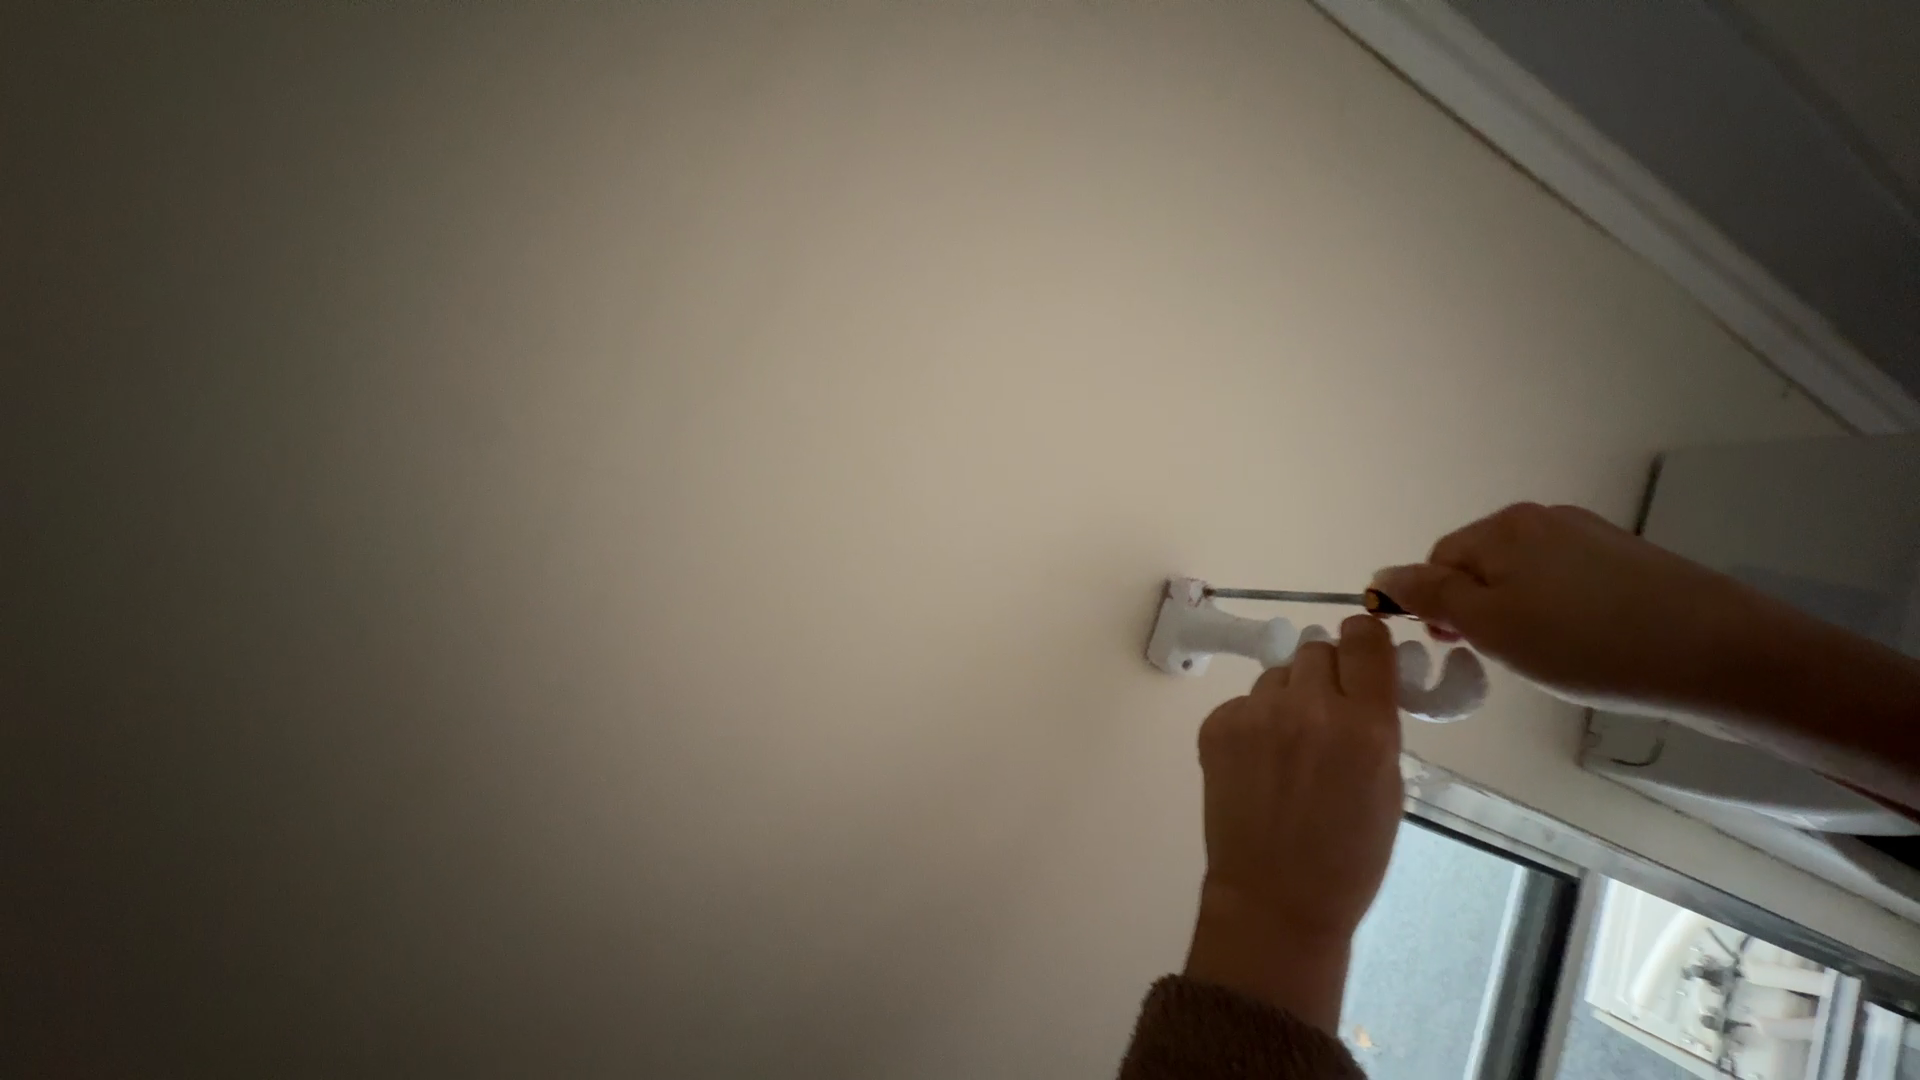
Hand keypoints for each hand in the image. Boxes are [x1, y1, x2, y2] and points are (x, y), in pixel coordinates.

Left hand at [1183, 615, 1403, 1033]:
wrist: (1276, 896)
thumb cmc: (1348, 854)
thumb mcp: (1387, 785)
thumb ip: (1373, 725)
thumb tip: (1358, 685)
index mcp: (1365, 724)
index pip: (1364, 640)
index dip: (1364, 640)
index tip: (1362, 648)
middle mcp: (1308, 707)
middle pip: (1315, 650)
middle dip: (1325, 673)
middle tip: (1324, 709)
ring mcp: (1255, 714)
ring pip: (1276, 677)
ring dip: (1286, 698)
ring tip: (1286, 748)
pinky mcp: (1215, 725)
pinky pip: (1242, 704)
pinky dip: (1251, 723)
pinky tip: (1255, 764)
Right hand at [1370, 502, 1772, 714]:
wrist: (1725, 657)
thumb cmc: (1586, 643)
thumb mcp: (1488, 625)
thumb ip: (1428, 597)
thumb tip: (1380, 576)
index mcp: (1501, 527)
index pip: (1435, 563)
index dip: (1438, 608)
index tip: (1463, 648)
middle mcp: (1540, 518)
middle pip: (1478, 566)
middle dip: (1479, 609)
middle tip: (1508, 654)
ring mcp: (1589, 535)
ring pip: (1520, 577)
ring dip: (1518, 613)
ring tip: (1551, 652)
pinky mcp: (1628, 559)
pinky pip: (1564, 582)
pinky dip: (1560, 612)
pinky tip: (1587, 640)